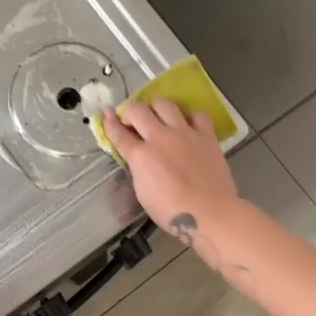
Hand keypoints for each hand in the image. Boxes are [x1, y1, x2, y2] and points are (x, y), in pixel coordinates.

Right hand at [100, 98, 239, 242]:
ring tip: (158, 117)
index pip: (119, 134)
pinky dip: (188, 116)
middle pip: (137, 110)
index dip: (109, 123)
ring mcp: (184, 133)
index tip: (106, 114)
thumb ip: (137, 168)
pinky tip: (187, 125)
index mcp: (140, 156)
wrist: (209, 212)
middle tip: (132, 121)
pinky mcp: (206, 134)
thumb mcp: (142, 192)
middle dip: (129, 111)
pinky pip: (196, 114)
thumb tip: (137, 157)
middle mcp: (160, 137)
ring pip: (164, 104)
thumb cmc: (171, 211)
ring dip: (155, 108)